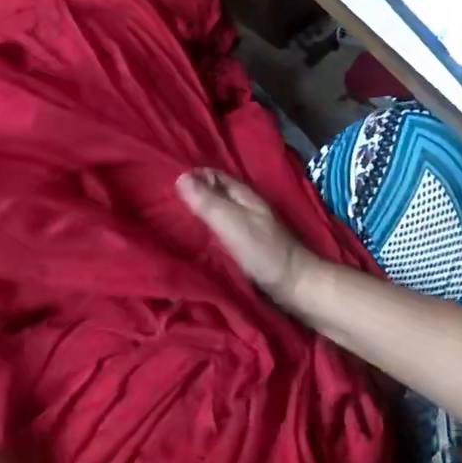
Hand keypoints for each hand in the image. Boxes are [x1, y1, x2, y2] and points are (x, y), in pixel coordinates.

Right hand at [176, 169, 316, 301]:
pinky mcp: (251, 248)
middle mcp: (249, 207)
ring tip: (175, 222)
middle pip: (218, 194)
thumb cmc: (264, 252)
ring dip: (202, 215)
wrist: (296, 286)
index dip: (194, 177)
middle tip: (165, 205)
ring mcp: (251, 228)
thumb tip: (181, 177)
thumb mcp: (232, 223)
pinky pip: (225, 233)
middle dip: (195, 195)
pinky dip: (210, 233)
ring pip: (221, 214)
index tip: (168, 186)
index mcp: (246, 196)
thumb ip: (208, 202)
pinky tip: (197, 243)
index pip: (216, 176)